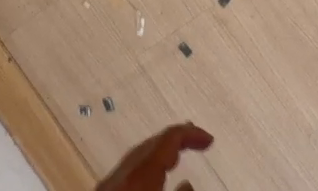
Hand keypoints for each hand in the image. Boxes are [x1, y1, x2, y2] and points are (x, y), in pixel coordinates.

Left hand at [95, 123, 213, 190]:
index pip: (168, 138)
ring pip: (135, 158)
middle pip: (150, 144)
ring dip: (158, 152)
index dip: (192, 133)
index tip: (210, 139)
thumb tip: (188, 184)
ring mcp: (106, 184)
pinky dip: (144, 167)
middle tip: (195, 139)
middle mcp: (121, 173)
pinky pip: (125, 172)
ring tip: (175, 155)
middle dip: (174, 138)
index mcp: (140, 171)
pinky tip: (150, 178)